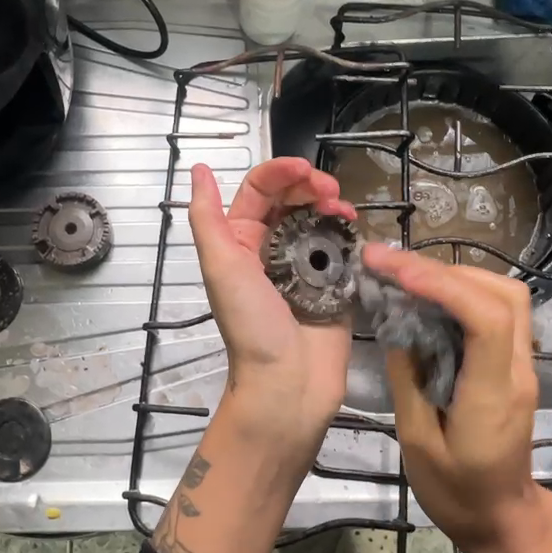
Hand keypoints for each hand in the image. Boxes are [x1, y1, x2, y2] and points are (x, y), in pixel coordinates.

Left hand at [188, 158, 355, 452]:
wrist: (288, 383)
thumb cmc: (251, 325)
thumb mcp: (221, 266)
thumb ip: (207, 216)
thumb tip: (197, 169)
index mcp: (240, 239)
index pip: (259, 189)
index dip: (281, 171)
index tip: (307, 170)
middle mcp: (271, 247)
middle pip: (293, 197)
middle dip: (312, 184)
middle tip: (331, 192)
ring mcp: (304, 264)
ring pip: (320, 217)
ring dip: (332, 204)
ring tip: (344, 211)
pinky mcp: (333, 282)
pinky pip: (342, 245)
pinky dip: (348, 231)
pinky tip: (354, 230)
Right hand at [362, 243, 550, 552]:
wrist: (503, 520)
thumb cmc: (457, 493)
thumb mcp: (417, 445)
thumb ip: (408, 381)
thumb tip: (397, 328)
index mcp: (494, 392)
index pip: (487, 318)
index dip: (442, 284)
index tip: (394, 271)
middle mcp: (516, 369)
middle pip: (501, 294)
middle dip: (443, 270)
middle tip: (389, 264)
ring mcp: (519, 365)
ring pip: (503, 296)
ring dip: (453, 276)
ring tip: (403, 275)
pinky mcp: (509, 365)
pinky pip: (494, 312)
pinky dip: (458, 293)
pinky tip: (422, 297)